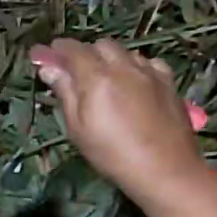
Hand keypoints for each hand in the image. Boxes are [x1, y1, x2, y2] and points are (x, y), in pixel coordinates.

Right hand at [28, 39, 206, 197]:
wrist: (166, 170)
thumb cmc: (114, 156)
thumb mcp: (79, 129)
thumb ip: (65, 93)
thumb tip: (49, 68)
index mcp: (97, 77)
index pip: (73, 50)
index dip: (58, 50)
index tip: (47, 55)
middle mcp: (124, 66)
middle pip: (100, 46)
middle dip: (86, 53)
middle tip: (77, 73)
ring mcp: (149, 72)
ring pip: (125, 52)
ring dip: (111, 59)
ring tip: (107, 79)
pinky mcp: (168, 81)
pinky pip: (149, 62)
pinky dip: (137, 66)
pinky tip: (136, 82)